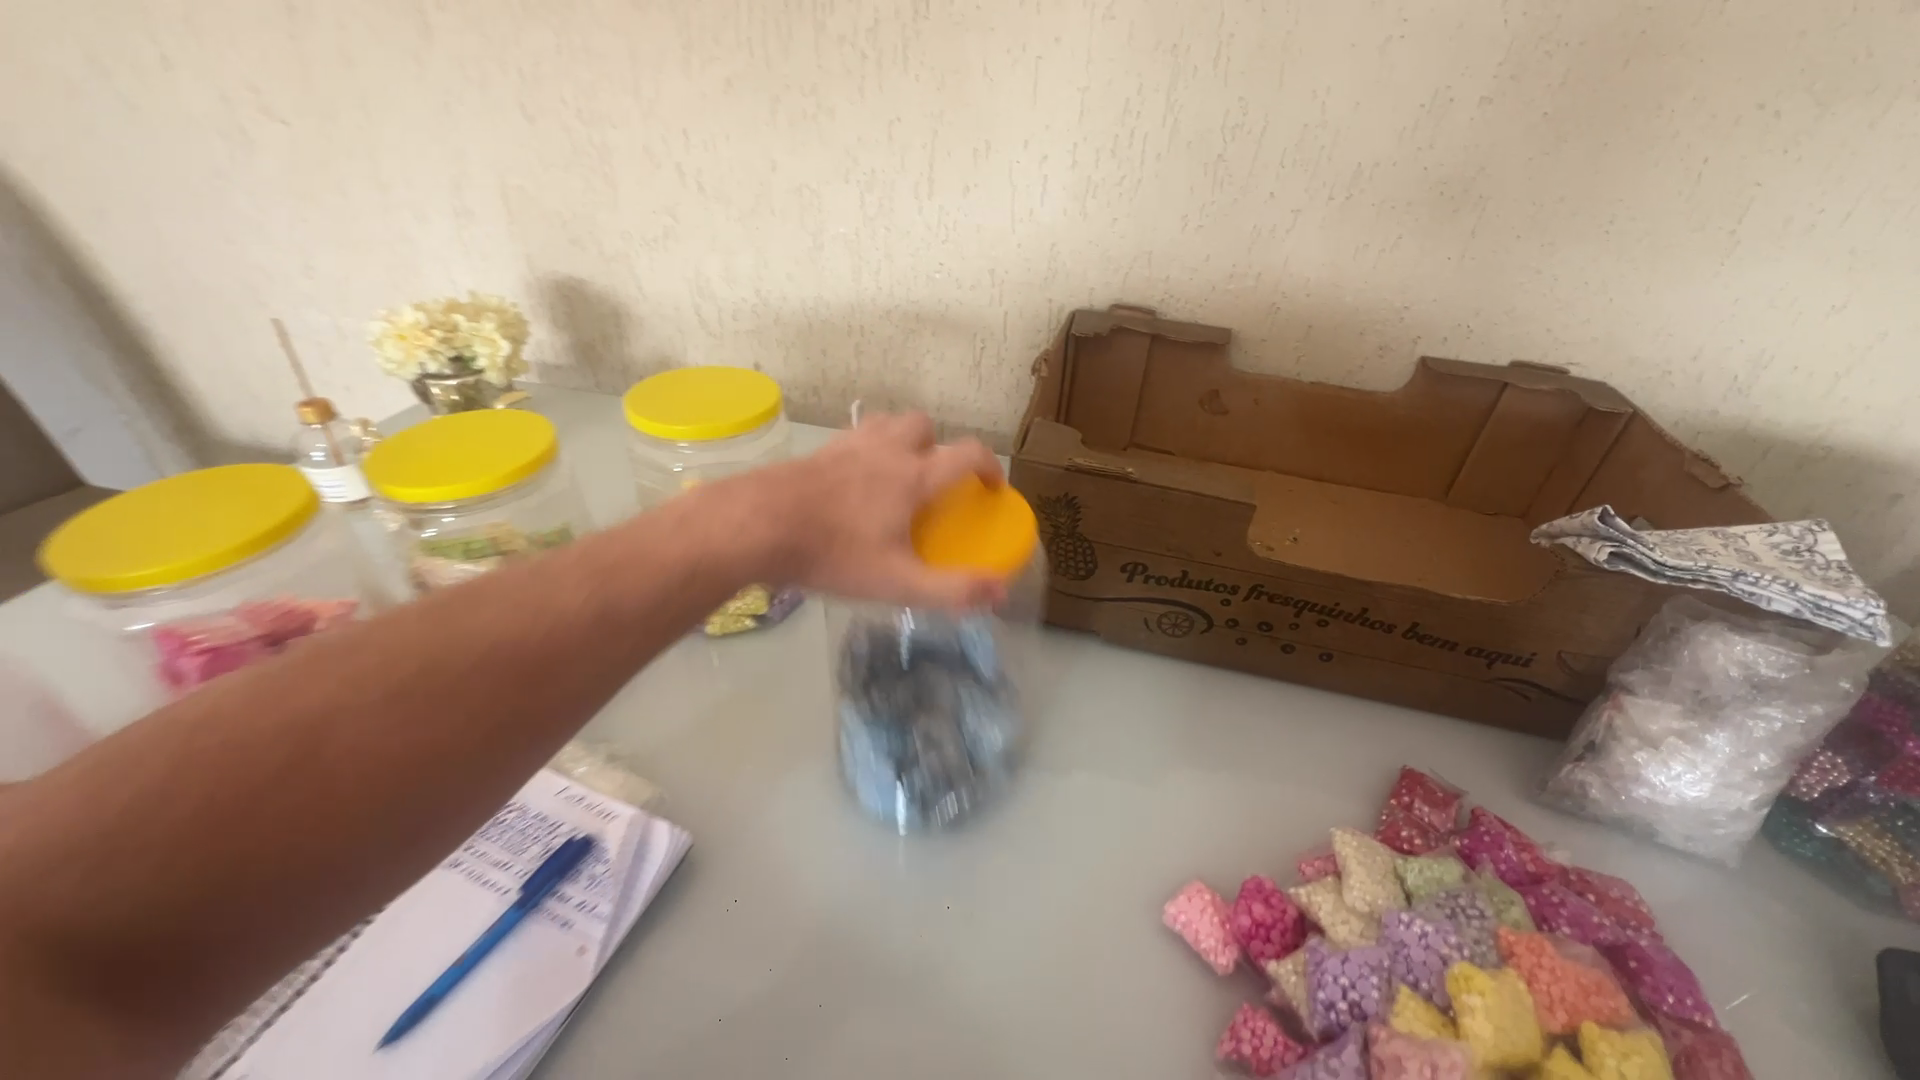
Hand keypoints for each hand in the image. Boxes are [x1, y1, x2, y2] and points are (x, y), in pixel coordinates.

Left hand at [745, 411, 1008, 610]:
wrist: (757, 525)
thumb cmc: (832, 553)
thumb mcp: (897, 582)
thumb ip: (952, 589)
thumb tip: (1000, 591)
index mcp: (913, 476)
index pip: (967, 454)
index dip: (989, 466)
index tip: (992, 487)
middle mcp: (885, 450)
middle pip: (923, 425)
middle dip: (938, 446)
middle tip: (933, 480)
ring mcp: (848, 446)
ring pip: (886, 423)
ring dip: (901, 440)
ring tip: (896, 474)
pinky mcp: (817, 452)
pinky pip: (853, 437)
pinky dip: (866, 449)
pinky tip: (853, 481)